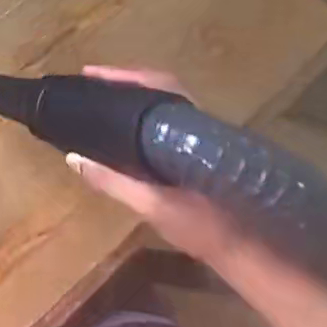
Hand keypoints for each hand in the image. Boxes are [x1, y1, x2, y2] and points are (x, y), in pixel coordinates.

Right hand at [67, 66, 245, 266]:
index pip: (156, 85)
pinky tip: (126, 130)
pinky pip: (170, 122)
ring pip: (166, 105)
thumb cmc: (204, 228)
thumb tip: (74, 158)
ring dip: (135, 98)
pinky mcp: (204, 155)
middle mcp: (198, 124)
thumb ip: (113, 182)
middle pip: (161, 88)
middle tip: (92, 82)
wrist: (252, 253)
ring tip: (102, 100)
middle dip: (125, 81)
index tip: (91, 74)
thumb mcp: (154, 207)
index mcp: (188, 129)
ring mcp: (204, 139)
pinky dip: (145, 117)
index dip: (123, 76)